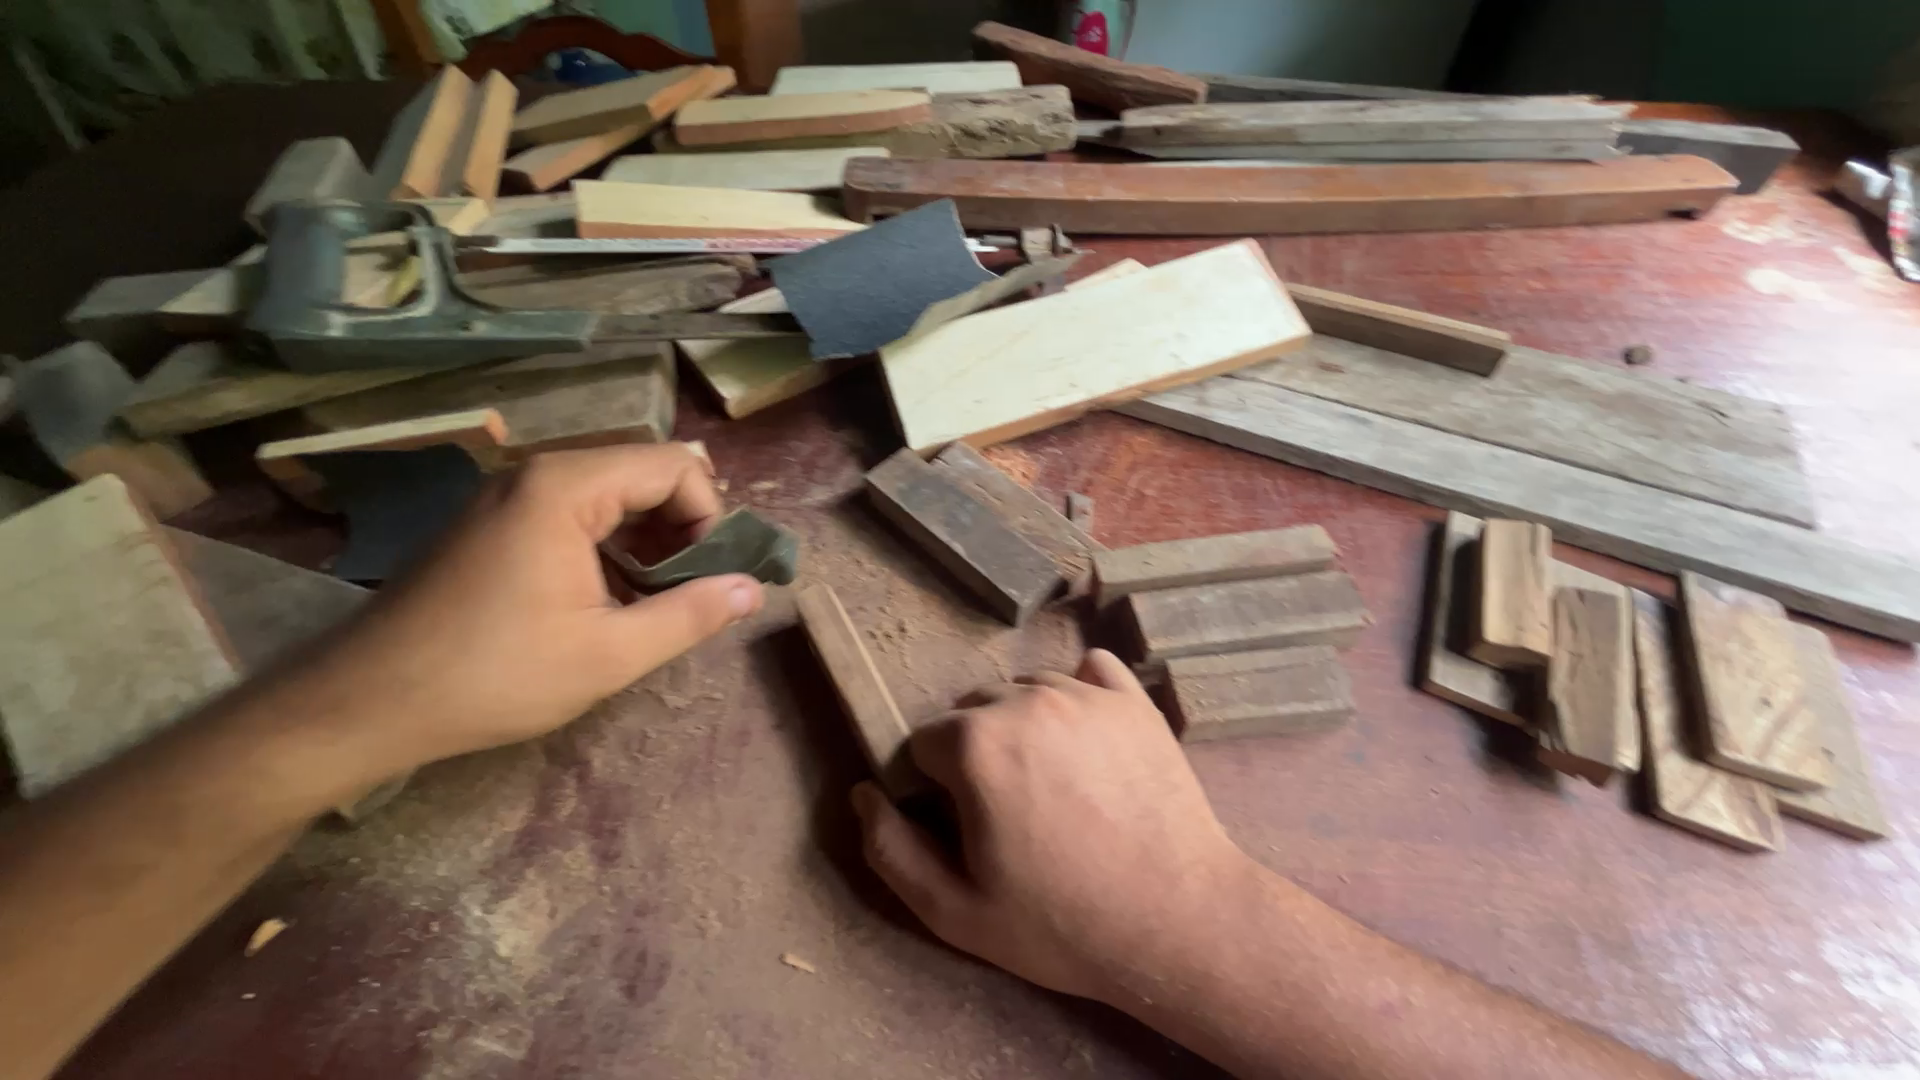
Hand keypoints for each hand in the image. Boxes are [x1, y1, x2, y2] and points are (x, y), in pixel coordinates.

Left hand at [281, 444, 764, 782]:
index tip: (710, 575)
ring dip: (651, 534)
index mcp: (566, 487)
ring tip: (659, 594)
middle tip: (692, 585)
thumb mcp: (610, 654)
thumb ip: (691, 615)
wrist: (363, 703)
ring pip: (614, 489)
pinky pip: (579, 508)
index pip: (677, 466)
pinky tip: (613, 592)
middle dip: (685, 523)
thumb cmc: (494, 676)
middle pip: (647, 469)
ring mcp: (511, 492)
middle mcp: (538, 471)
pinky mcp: (496, 519)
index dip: (710, 516)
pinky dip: (614, 540)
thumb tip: (752, 589)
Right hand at [850, 649, 1260, 1004]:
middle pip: (972, 709)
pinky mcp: (1132, 699)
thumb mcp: (955, 911)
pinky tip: (1089, 736)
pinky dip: (1079, 692)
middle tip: (1012, 808)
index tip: (969, 824)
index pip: (925, 743)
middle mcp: (1025, 700)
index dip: (938, 787)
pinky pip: (1088, 669)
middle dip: (976, 750)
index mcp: (974, 743)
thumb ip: (890, 850)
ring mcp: (1084, 694)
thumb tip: (864, 793)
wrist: (1180, 922)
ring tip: (1055, 781)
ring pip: (1026, 690)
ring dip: (1024, 724)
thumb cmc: (1062, 922)